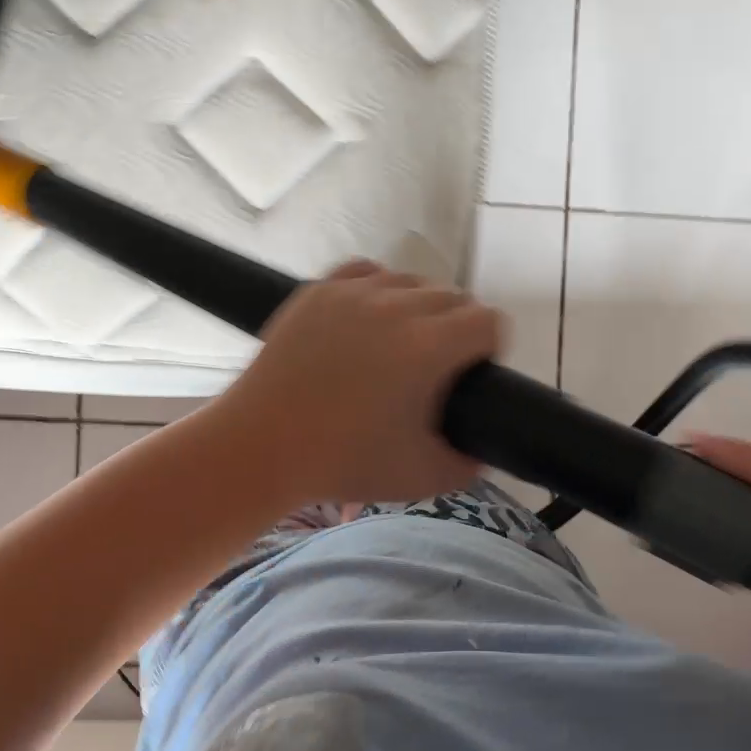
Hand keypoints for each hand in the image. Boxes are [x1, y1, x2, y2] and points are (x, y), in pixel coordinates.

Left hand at [211, 260, 498, 504]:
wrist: (261, 444)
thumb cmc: (344, 462)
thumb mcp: (423, 477)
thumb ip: (469, 463)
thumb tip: (480, 447)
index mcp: (428, 346)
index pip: (488, 320)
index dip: (489, 347)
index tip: (472, 373)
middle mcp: (396, 306)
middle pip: (452, 297)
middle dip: (457, 329)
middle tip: (435, 369)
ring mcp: (353, 293)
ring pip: (410, 281)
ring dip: (419, 307)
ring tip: (399, 344)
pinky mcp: (318, 290)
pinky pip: (366, 272)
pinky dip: (378, 290)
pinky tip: (368, 319)